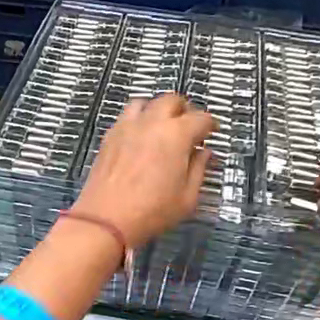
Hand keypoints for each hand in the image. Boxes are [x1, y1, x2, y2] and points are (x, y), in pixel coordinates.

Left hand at [72, 93, 216, 247]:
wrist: (106, 219)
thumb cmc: (152, 211)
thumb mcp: (187, 197)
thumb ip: (199, 170)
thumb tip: (204, 153)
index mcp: (176, 135)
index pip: (201, 118)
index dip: (210, 124)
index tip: (213, 132)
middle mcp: (151, 123)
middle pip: (171, 100)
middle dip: (185, 110)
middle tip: (189, 126)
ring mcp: (127, 127)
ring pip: (145, 103)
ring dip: (158, 110)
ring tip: (162, 127)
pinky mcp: (109, 136)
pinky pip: (126, 116)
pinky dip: (138, 120)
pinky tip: (140, 138)